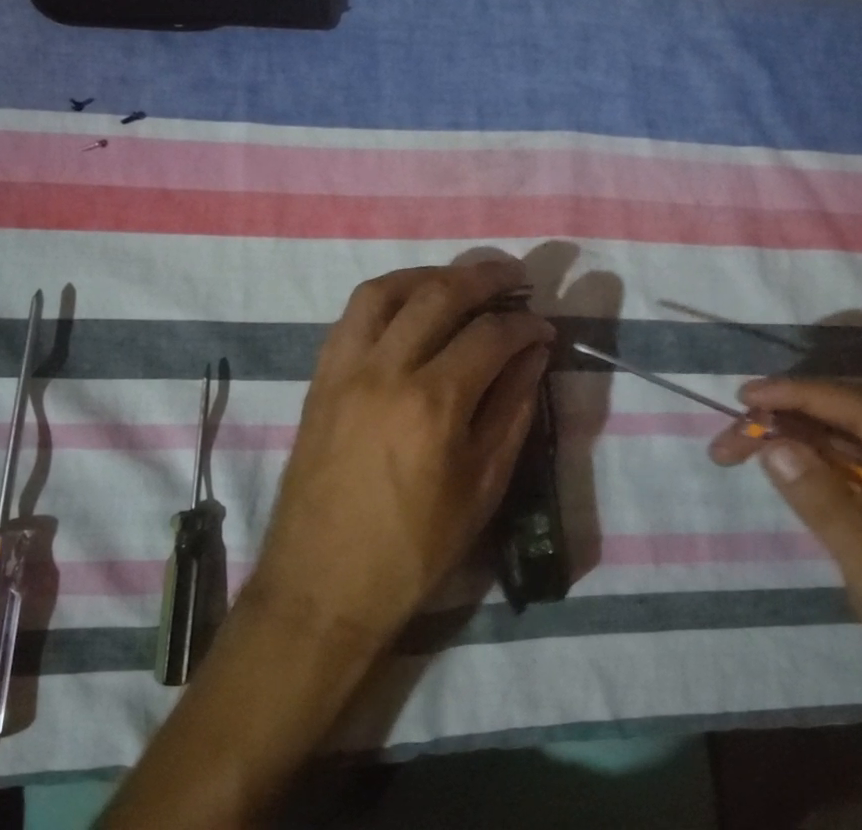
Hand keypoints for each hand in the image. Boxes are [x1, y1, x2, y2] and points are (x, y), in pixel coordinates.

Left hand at [251, 260, 555, 645]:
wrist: (322, 586)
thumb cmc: (414, 550)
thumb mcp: (482, 488)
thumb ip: (511, 412)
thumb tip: (533, 355)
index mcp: (433, 404)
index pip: (490, 336)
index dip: (525, 325)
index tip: (544, 328)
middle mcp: (384, 371)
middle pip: (438, 294)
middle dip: (484, 276)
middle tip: (515, 277)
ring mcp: (343, 371)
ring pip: (384, 291)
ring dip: (428, 275)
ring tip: (459, 280)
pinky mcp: (318, 381)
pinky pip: (351, 318)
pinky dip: (386, 299)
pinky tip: (408, 310)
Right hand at [708, 378, 861, 709]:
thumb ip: (826, 506)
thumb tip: (773, 447)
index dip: (804, 397)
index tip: (747, 397)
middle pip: (848, 412)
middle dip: (786, 413)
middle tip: (731, 430)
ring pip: (838, 429)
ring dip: (786, 430)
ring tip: (732, 446)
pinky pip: (839, 451)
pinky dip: (799, 450)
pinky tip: (766, 456)